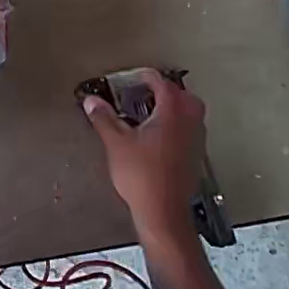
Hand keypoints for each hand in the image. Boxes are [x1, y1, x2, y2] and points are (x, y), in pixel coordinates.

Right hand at [82, 69, 206, 229]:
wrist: (162, 211)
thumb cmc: (143, 177)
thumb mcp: (117, 143)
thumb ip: (104, 118)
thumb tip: (92, 102)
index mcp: (173, 112)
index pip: (161, 83)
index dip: (144, 77)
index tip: (130, 79)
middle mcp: (189, 122)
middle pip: (181, 94)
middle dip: (163, 90)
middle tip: (143, 92)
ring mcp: (196, 139)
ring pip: (189, 111)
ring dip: (172, 107)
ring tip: (149, 112)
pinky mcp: (195, 155)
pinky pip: (189, 129)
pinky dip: (176, 124)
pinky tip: (158, 136)